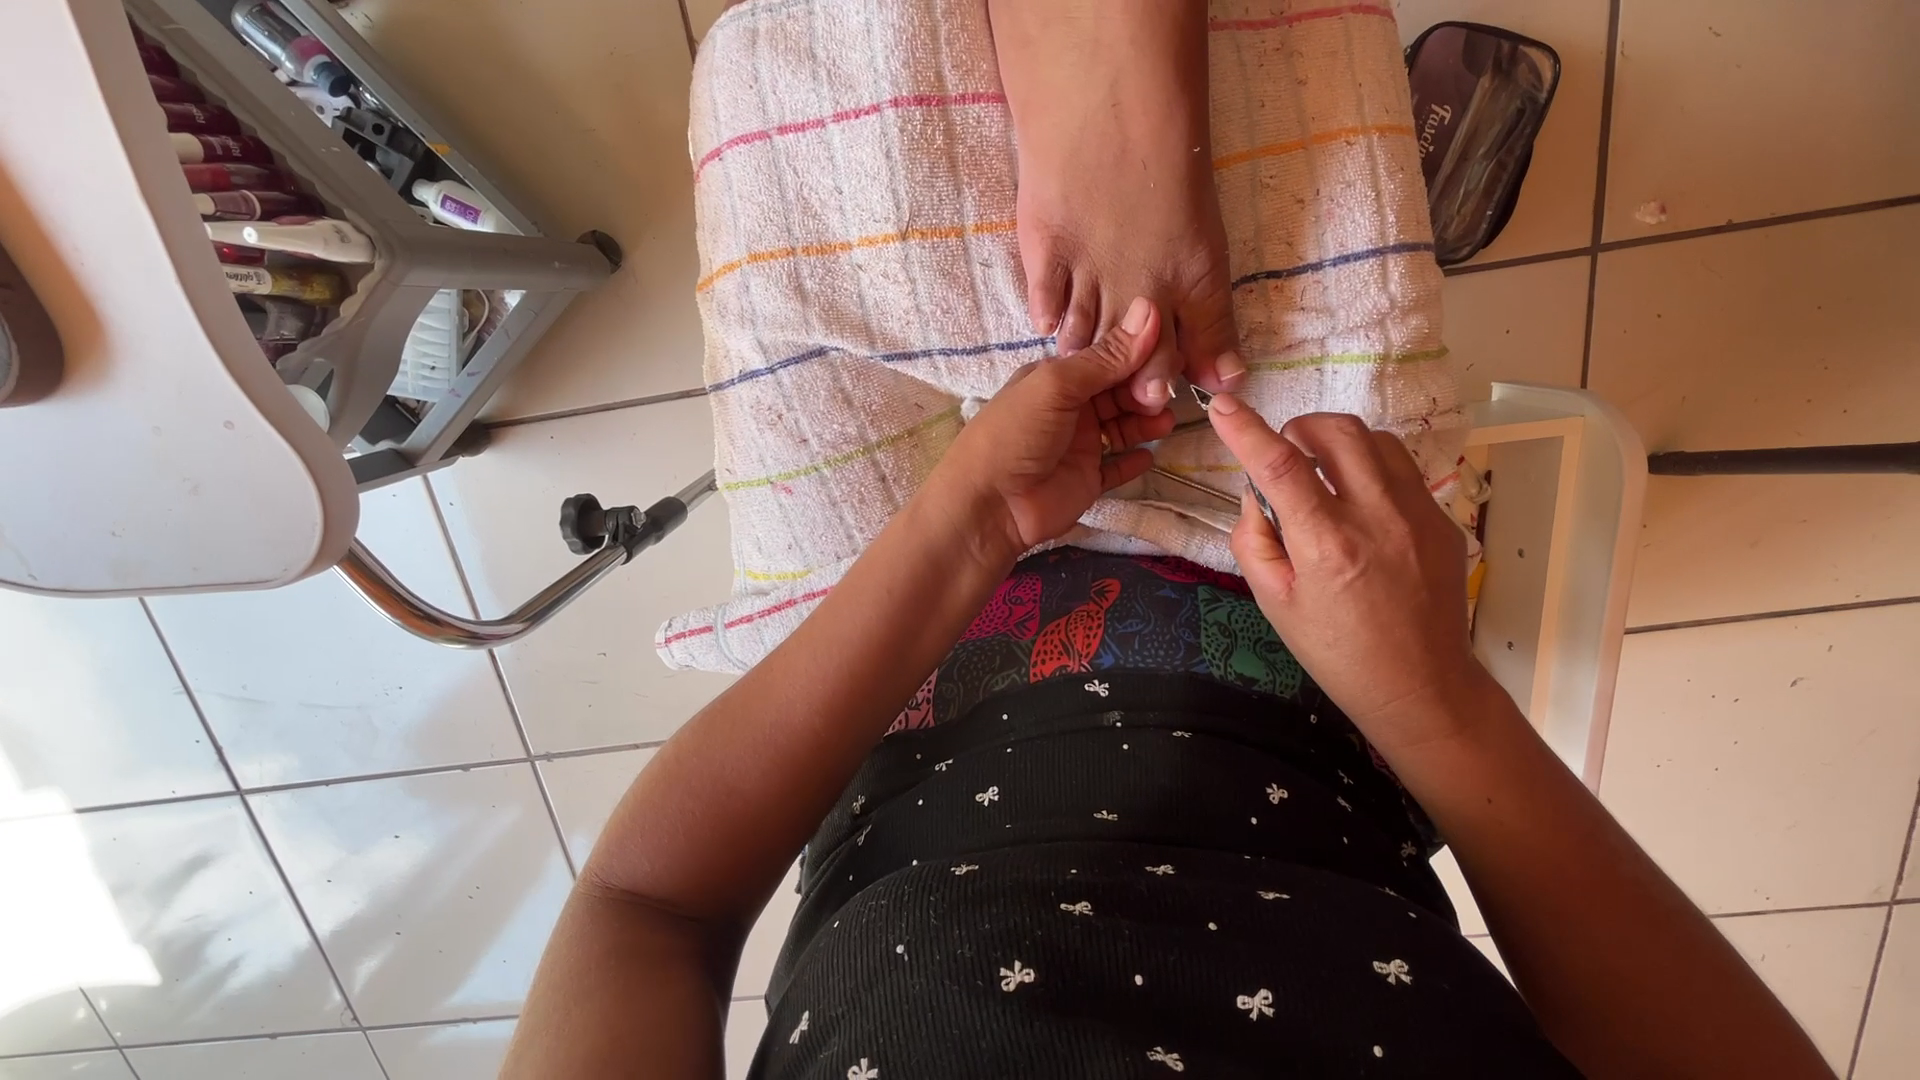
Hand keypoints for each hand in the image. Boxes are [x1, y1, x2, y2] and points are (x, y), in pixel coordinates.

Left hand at [924, 296, 1175, 556]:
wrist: (990, 506)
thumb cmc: (1015, 434)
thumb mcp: (1057, 385)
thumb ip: (1106, 355)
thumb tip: (1151, 307)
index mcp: (1056, 378)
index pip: (1106, 358)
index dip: (1136, 355)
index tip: (1169, 353)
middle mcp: (1069, 408)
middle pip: (1118, 392)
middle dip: (1144, 389)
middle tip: (1167, 393)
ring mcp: (1078, 446)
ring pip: (1122, 428)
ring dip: (1145, 423)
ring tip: (1165, 422)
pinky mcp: (1085, 481)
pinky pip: (1116, 468)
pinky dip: (1133, 462)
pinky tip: (1151, 455)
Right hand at [1206, 396, 1486, 748]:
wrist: (1420, 685)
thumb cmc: (1334, 650)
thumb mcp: (1272, 602)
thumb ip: (1254, 539)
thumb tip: (1257, 492)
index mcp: (1326, 544)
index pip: (1279, 467)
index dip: (1246, 430)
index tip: (1222, 406)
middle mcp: (1378, 517)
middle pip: (1337, 432)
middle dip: (1300, 427)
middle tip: (1284, 451)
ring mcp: (1419, 515)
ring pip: (1376, 441)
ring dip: (1338, 444)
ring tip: (1323, 474)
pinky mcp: (1443, 520)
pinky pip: (1401, 471)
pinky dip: (1369, 470)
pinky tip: (1359, 506)